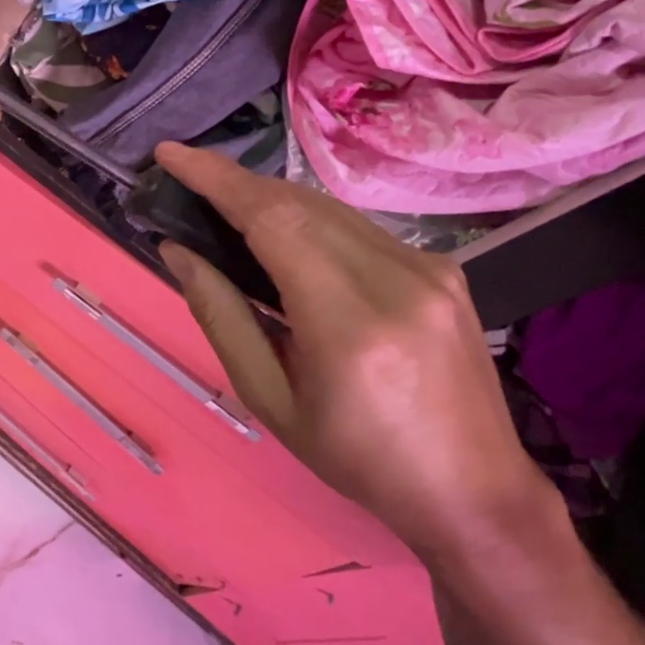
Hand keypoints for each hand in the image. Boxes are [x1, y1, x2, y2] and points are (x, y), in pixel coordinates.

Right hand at [152, 143, 550, 555]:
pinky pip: (356, 225)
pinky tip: (280, 231)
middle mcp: (397, 282)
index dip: (217, 180)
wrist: (474, 490)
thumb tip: (177, 249)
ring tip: (221, 203)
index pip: (273, 221)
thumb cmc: (357, 457)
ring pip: (328, 206)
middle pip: (298, 202)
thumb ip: (221, 316)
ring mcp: (429, 270)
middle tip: (184, 178)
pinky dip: (306, 216)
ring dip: (268, 197)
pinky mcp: (444, 270)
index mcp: (349, 324)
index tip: (171, 155)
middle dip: (234, 181)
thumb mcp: (270, 398)